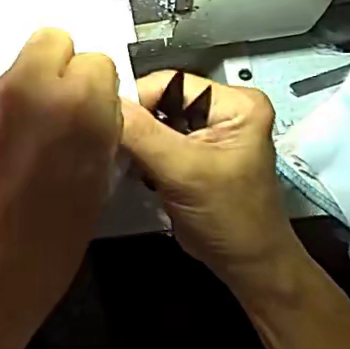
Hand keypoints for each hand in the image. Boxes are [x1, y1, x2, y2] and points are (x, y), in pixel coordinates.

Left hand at [0, 29, 120, 348]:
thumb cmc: (44, 256)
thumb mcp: (95, 192)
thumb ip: (96, 136)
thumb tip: (89, 112)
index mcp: (77, 107)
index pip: (97, 61)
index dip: (94, 91)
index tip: (87, 117)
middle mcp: (26, 87)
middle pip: (50, 41)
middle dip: (59, 71)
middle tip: (53, 116)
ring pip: (12, 73)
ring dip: (20, 99)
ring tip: (12, 152)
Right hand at [119, 71, 309, 299]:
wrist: (247, 266)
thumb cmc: (231, 219)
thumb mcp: (184, 171)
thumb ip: (142, 135)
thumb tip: (102, 103)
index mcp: (236, 103)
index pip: (170, 83)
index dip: (136, 99)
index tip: (105, 120)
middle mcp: (223, 109)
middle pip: (160, 100)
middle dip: (134, 122)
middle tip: (106, 139)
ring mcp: (206, 133)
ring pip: (154, 122)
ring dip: (134, 139)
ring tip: (116, 155)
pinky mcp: (191, 155)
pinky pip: (155, 142)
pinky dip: (139, 154)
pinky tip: (128, 167)